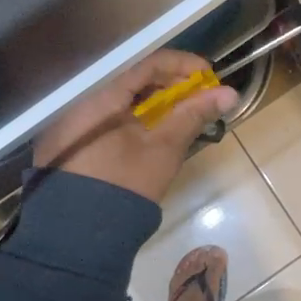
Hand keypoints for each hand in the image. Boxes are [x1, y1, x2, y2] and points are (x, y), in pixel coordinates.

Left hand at [33, 49, 237, 201]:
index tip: (211, 77)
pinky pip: (108, 119)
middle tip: (201, 98)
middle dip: (171, 85)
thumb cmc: (126, 184)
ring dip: (155, 103)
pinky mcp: (71, 146)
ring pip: (121, 101)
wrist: (78, 236)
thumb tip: (229, 93)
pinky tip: (153, 134)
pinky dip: (135, 120)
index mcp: (102, 97)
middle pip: (134, 79)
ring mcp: (72, 125)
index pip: (148, 64)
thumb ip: (193, 115)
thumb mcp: (164, 148)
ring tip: (182, 116)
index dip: (184, 65)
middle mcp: (82, 103)